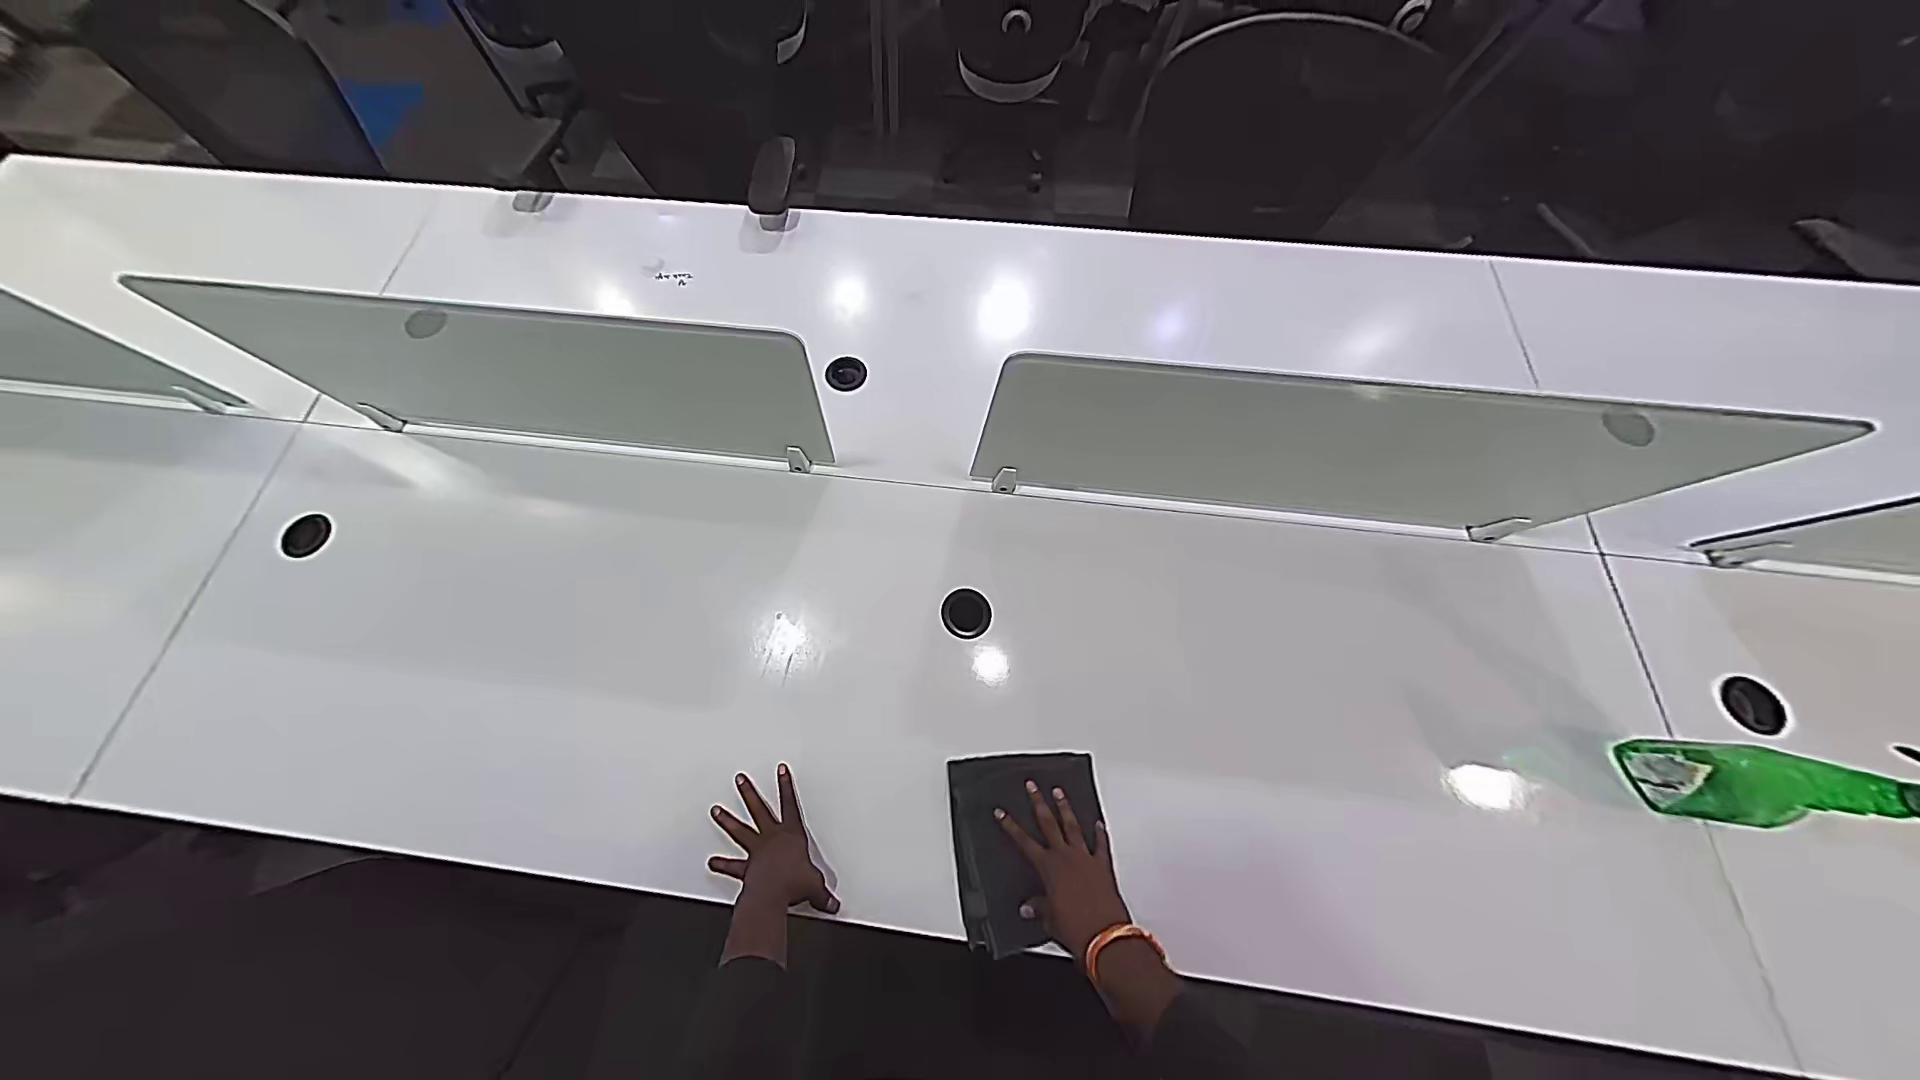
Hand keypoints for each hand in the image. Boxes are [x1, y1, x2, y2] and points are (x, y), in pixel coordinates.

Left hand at [709, 764, 838, 913]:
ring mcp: (756, 852)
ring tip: (716, 810)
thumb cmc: (793, 884)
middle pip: (759, 809)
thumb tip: (831, 903)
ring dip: (727, 820)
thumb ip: (821, 893)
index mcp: (792, 834)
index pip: (790, 804)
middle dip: (749, 793)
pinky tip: (711, 861)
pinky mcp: (745, 869)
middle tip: (740, 779)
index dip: (786, 785)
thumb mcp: (814, 886)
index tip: (781, 770)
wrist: (771, 897)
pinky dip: (721, 864)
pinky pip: (732, 865)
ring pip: (740, 830)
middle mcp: (772, 838)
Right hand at [996, 780, 1129, 962]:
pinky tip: (1097, 823)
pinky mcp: (1103, 865)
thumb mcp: (1049, 919)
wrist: (1104, 937)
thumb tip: (1029, 908)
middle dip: (1038, 802)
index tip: (1002, 813)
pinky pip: (1100, 844)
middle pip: (1048, 823)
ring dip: (1065, 808)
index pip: (1024, 841)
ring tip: (1059, 792)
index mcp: (1048, 868)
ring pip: (1072, 825)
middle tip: (1032, 786)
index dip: (1010, 826)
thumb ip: (1038, 908)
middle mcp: (1065, 857)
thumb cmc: (1075, 929)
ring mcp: (1085, 858)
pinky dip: (1099, 833)